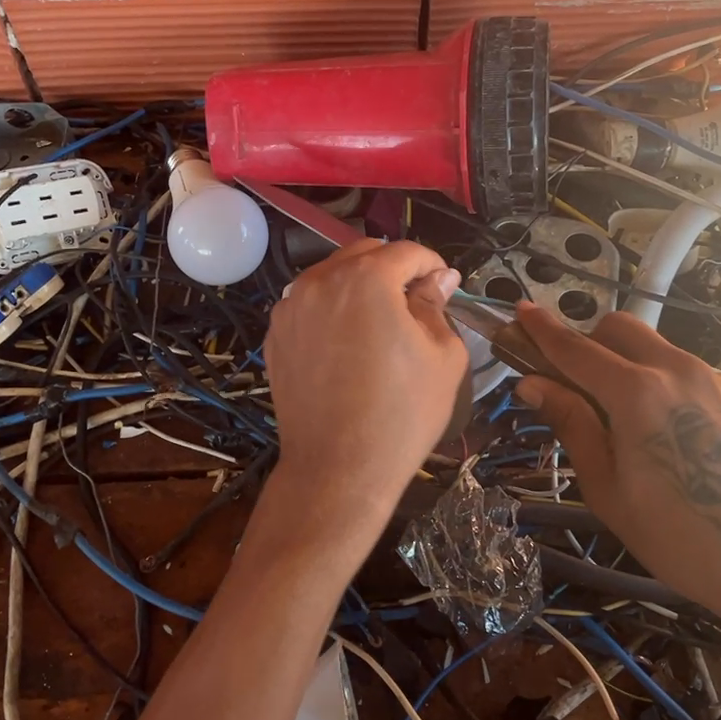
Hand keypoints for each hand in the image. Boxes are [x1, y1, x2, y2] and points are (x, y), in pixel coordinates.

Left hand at [263, 241, 467, 508]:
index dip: (432, 265)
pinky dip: (331, 309)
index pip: (407, 251)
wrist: (337, 468)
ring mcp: (291, 306)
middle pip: (365, 254)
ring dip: (360, 285)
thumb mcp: (442, 356)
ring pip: (333, 276)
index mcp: (366, 278)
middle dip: (394, 269)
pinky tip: (347, 345)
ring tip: (380, 323)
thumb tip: (439, 278)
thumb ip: (437, 305)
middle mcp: (321, 280)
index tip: (444, 287)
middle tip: (415, 304)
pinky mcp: (276, 334)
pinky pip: (309, 304)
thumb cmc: (401, 413)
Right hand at [513, 304, 720, 623]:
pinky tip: (673, 433)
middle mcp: (677, 370)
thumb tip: (533, 384)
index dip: (542, 329)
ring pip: (656, 347)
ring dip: (626, 361)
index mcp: (636, 392)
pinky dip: (662, 381)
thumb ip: (573, 425)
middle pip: (618, 328)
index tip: (519, 309)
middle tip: (574, 382)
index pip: (575, 348)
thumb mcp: (609, 490)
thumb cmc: (682, 537)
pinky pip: (688, 370)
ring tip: (626, 417)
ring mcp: (716, 379)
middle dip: (588, 340)